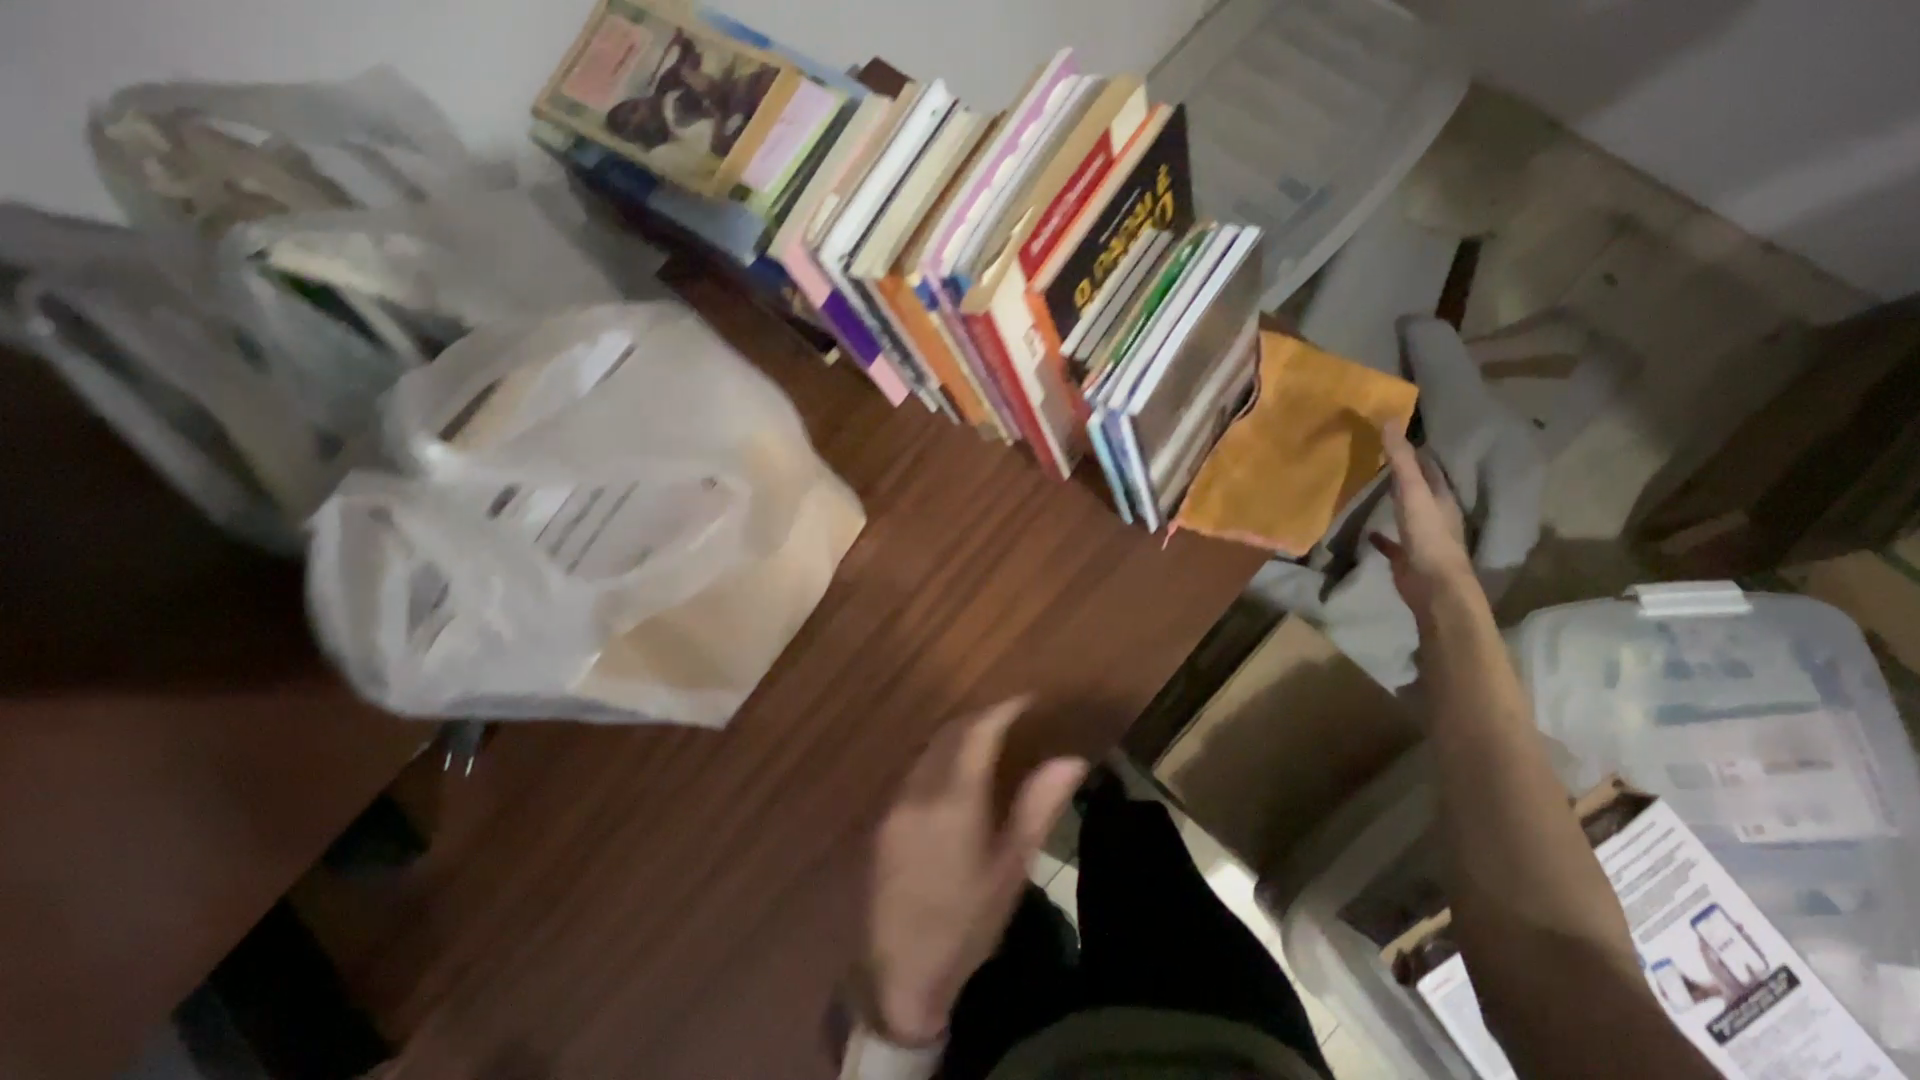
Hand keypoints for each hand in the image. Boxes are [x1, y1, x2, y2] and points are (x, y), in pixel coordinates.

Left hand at [853, 699, 1086, 1045]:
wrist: (900, 975)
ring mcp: (893, 808)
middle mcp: (916, 794)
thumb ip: (1038, 808)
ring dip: (956, 738)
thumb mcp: (1012, 871)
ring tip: (990, 740)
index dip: (1002, 710)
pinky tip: (956, 775)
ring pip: (926, 752)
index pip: (975, 733)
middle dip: (979, 719)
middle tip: (1013, 717)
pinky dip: (938, 761)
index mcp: (952, 802)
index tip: (1028, 700)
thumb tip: (1071, 760)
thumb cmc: (967, 927)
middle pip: (946, 736)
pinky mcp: (881, 824)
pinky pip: (913, 773)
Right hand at [1372, 423, 1473, 621]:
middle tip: (1379, 458)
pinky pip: (1392, 543)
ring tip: (1372, 489)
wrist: (1434, 585)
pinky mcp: (1407, 557)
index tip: (1394, 435)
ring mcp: (1421, 536)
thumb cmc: (1429, 536)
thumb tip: (1389, 421)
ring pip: (1406, 513)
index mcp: (1440, 496)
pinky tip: (1368, 531)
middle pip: (1419, 488)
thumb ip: (1401, 460)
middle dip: (1403, 474)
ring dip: (1393, 502)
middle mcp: (1434, 513)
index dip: (1415, 451)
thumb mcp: (1414, 492)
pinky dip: (1381, 536)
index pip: (1429, 466)